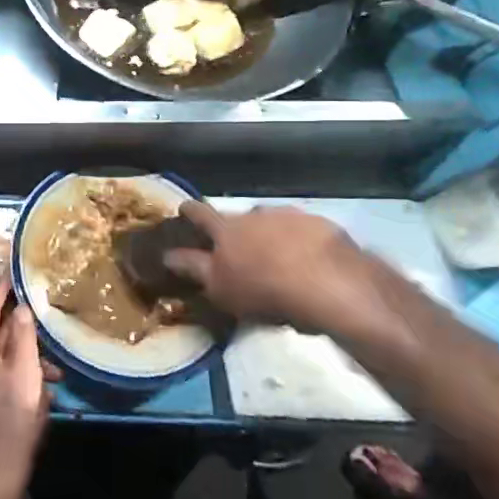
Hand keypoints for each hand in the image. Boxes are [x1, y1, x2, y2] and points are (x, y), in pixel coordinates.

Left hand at [0, 282, 55, 496]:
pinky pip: (1, 373)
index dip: (2, 290)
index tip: (15, 272)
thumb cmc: (13, 416)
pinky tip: (45, 388)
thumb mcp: (26, 371)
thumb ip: (23, 336)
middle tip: (42, 309)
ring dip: (28, 356)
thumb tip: (21, 306)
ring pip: (2, 355)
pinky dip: (22, 373)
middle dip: (20, 324)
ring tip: (56, 367)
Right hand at [163, 202, 365, 325]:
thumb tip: (167, 254)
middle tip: (239, 248)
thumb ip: (193, 268)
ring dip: (271, 234)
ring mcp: (292, 216)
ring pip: (273, 222)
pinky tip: (310, 261)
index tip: (183, 209)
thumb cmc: (263, 290)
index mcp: (226, 229)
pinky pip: (306, 231)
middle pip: (239, 217)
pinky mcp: (325, 225)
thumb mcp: (219, 287)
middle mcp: (256, 214)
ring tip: (278, 257)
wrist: (331, 288)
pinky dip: (302, 242)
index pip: (200, 213)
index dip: (189, 211)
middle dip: (236, 229)